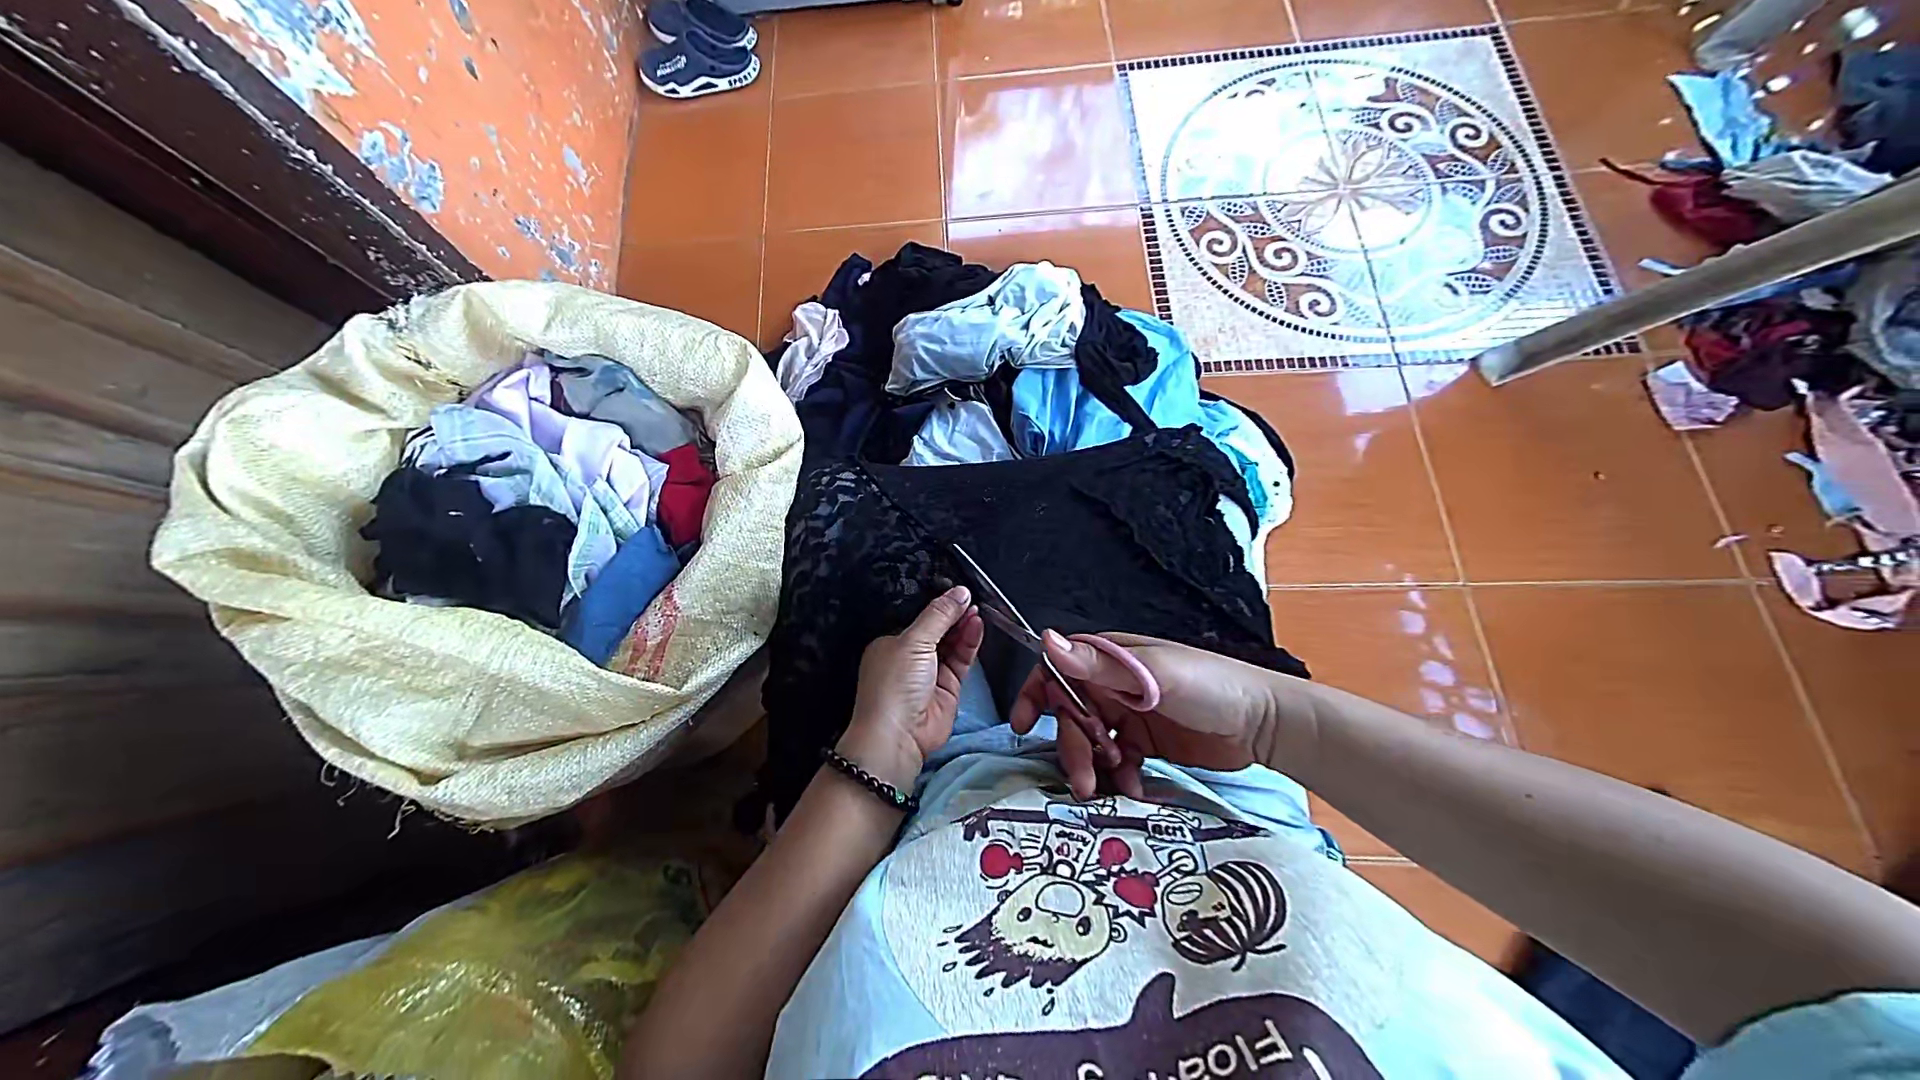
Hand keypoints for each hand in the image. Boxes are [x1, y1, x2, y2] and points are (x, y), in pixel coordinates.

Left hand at [839, 587, 984, 790]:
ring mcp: (930, 673)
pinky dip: (970, 643)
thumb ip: (939, 615)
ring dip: (964, 626)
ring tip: (976, 610)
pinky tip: (976, 626)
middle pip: (938, 629)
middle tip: (970, 599)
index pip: (919, 618)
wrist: (898, 735)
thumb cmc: (892, 690)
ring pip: (952, 643)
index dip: (938, 606)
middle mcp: (910, 658)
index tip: (956, 593)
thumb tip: (958, 593)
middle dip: (953, 615)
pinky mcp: (948, 687)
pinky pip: (962, 659)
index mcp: (891, 644)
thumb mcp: (913, 641)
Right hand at [1008, 632, 1284, 799]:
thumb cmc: (1211, 686)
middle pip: (1070, 715)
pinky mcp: (1144, 745)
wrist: (1264, 725)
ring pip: (1090, 743)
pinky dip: (1118, 779)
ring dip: (1092, 767)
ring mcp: (1128, 716)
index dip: (1035, 694)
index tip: (1023, 724)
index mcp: (1109, 660)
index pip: (1057, 671)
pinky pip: (1116, 764)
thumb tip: (1046, 639)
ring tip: (1107, 791)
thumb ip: (1097, 664)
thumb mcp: (1153, 673)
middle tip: (1082, 780)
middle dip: (1071, 747)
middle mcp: (1113, 685)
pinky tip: (1134, 789)